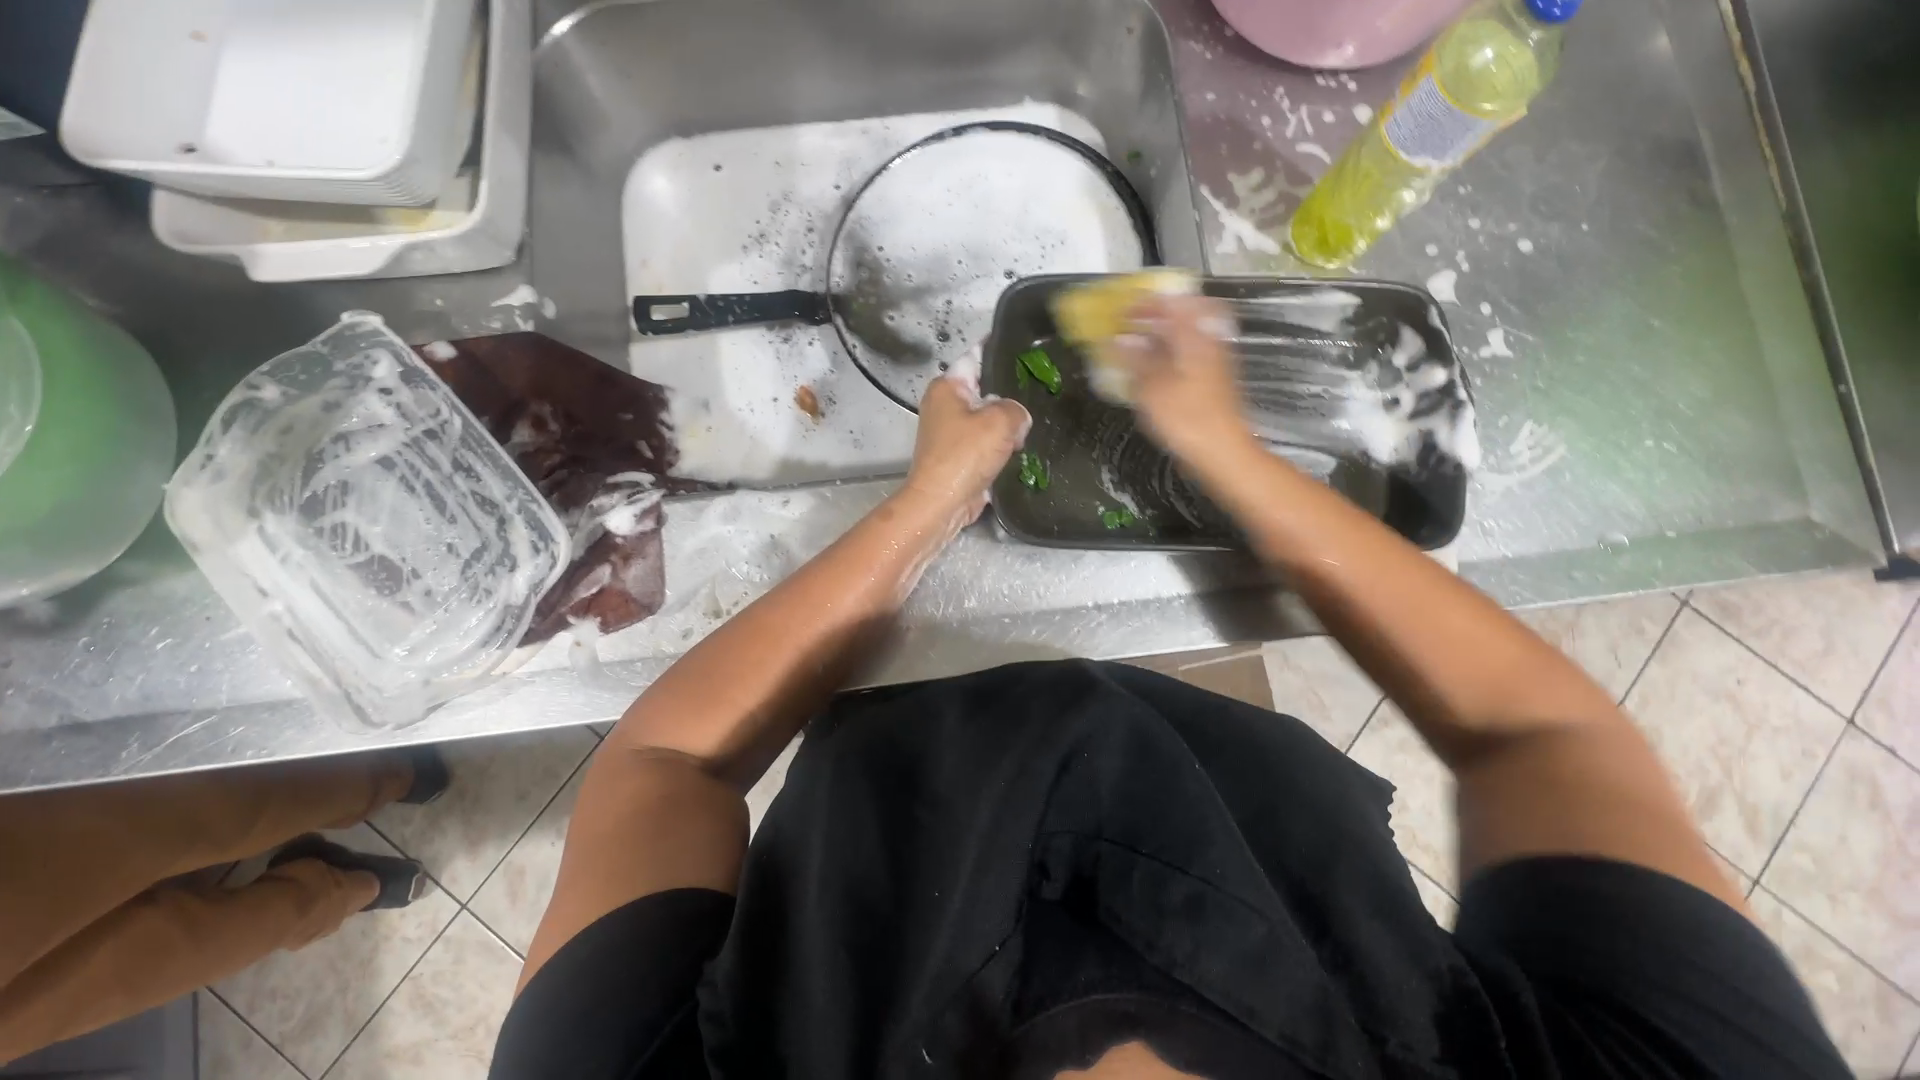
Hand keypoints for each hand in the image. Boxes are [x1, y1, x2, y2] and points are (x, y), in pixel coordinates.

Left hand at [899, 358, 1031, 526]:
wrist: (942, 502)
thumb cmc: (965, 455)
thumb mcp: (1000, 420)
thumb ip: (1017, 408)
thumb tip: (1018, 418)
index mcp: (947, 386)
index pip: (977, 356)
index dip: (1001, 351)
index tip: (1029, 348)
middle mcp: (945, 404)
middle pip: (986, 389)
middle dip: (1011, 394)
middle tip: (1042, 390)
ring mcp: (950, 431)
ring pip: (989, 418)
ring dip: (1008, 425)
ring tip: (1033, 425)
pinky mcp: (958, 455)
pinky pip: (986, 442)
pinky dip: (1001, 446)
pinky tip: (1021, 449)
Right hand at [1101, 293, 1249, 465]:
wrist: (1223, 452)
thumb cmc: (1185, 419)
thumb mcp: (1151, 388)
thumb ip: (1136, 358)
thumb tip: (1122, 337)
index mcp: (1195, 337)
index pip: (1175, 302)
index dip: (1150, 302)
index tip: (1127, 309)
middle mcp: (1210, 342)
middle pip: (1189, 314)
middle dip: (1162, 315)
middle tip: (1137, 322)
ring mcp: (1217, 363)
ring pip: (1192, 335)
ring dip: (1168, 335)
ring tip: (1142, 346)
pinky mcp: (1216, 383)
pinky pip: (1194, 356)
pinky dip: (1175, 355)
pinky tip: (1157, 371)